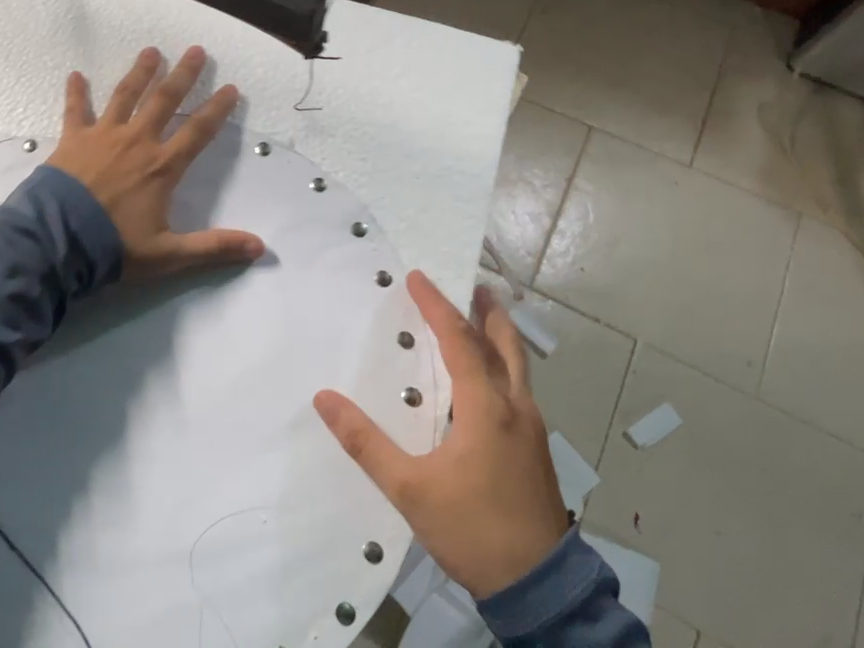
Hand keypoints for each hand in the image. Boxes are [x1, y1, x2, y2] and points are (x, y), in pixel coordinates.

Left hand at [47, 46, 265, 278]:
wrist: (58, 240)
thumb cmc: (114, 246)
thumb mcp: (168, 255)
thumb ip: (214, 247)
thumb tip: (260, 248)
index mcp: (162, 167)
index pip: (198, 131)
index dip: (217, 109)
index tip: (231, 88)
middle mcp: (136, 142)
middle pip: (165, 101)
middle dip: (183, 75)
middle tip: (196, 50)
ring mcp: (103, 136)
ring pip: (125, 95)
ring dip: (140, 72)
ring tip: (151, 51)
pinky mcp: (72, 140)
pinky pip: (75, 110)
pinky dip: (75, 92)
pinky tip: (75, 74)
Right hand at [314, 273, 566, 598]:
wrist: (538, 586)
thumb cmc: (472, 530)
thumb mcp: (409, 489)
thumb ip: (365, 442)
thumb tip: (324, 398)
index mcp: (487, 408)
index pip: (460, 341)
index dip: (438, 306)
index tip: (418, 277)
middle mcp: (516, 409)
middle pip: (506, 345)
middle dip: (488, 311)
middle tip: (471, 284)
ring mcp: (532, 431)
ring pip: (519, 368)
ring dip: (499, 337)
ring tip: (480, 319)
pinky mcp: (535, 451)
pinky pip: (519, 390)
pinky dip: (503, 366)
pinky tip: (487, 381)